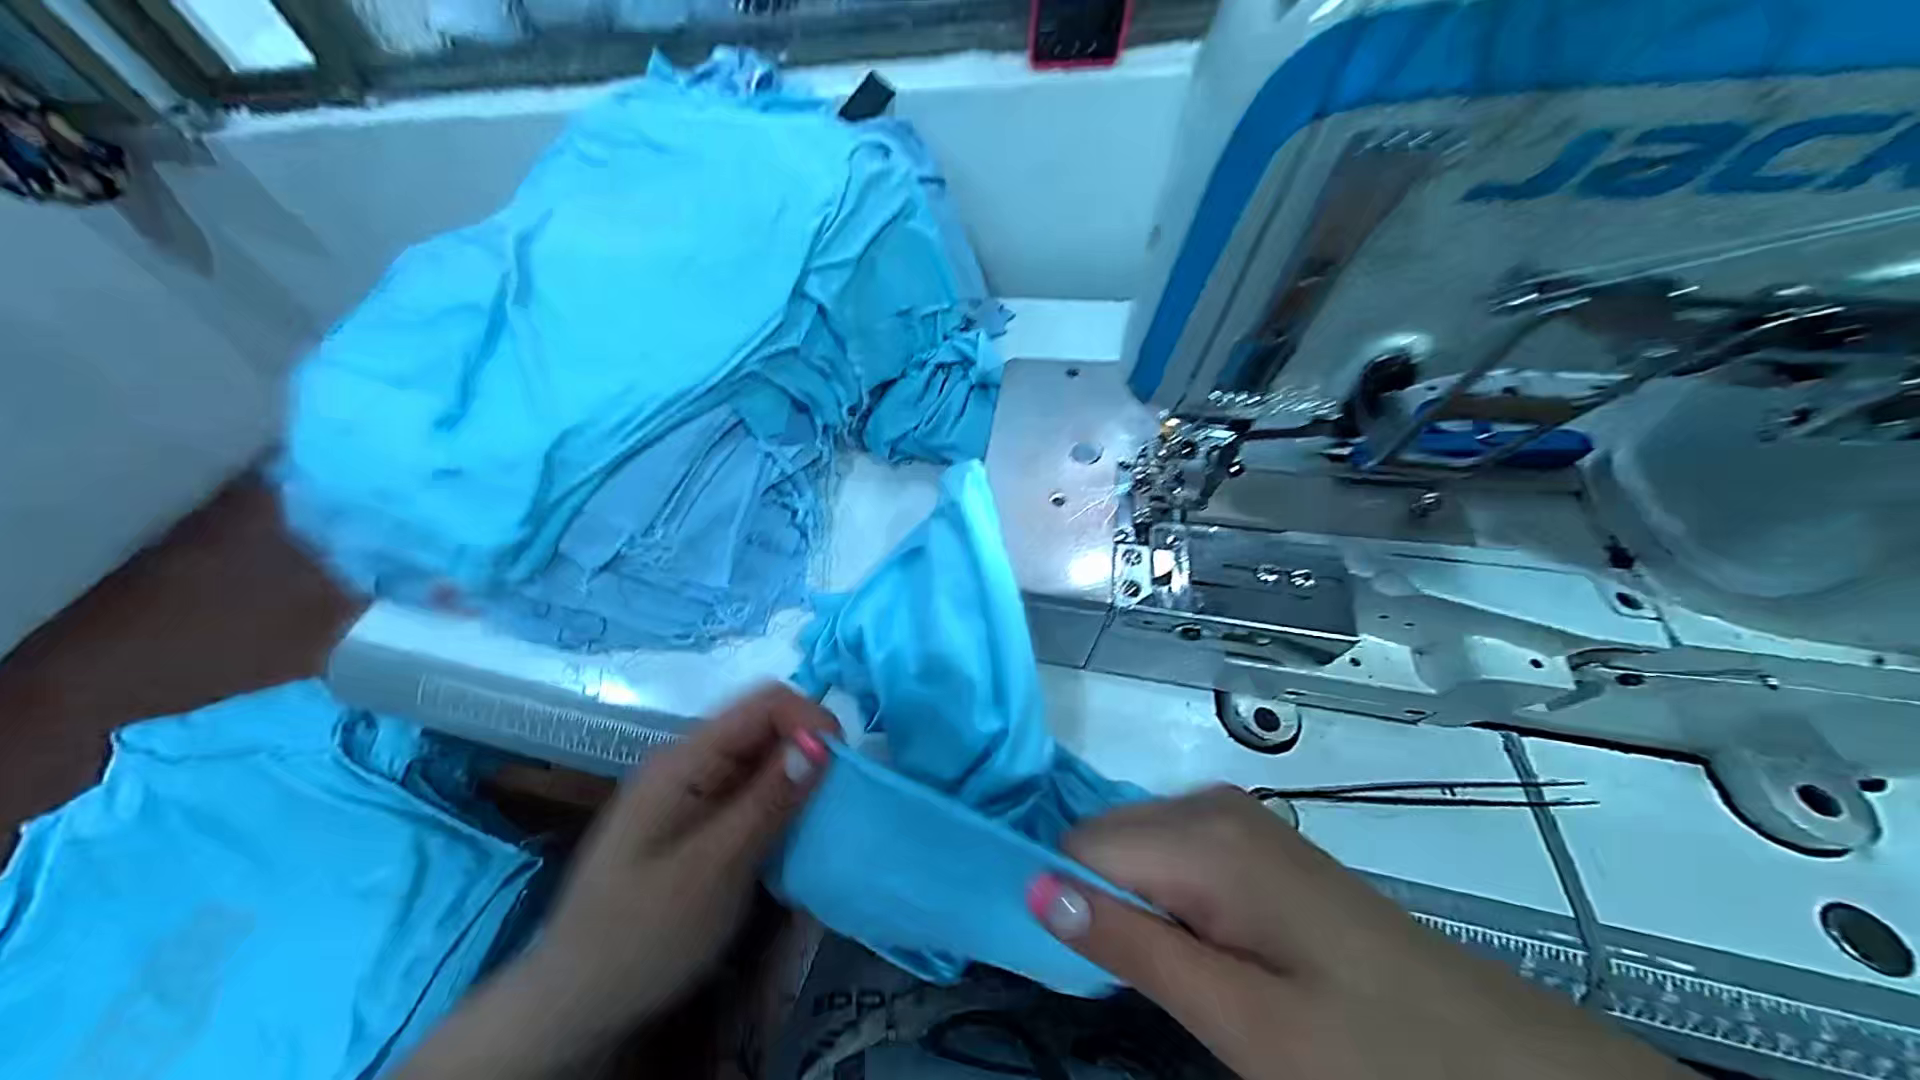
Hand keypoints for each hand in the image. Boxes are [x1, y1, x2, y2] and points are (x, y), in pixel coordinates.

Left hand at [527, 683, 836, 1029]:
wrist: (575, 1004)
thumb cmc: (641, 935)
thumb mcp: (714, 868)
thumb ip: (769, 800)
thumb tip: (823, 739)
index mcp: (685, 760)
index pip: (765, 703)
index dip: (812, 721)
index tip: (843, 770)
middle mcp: (690, 762)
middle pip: (767, 725)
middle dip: (811, 750)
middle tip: (836, 801)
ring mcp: (693, 790)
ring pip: (764, 757)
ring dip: (800, 779)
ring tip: (820, 820)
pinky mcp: (700, 818)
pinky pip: (753, 789)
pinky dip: (783, 802)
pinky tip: (792, 836)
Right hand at [1028, 787, 1692, 1079]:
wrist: (1497, 1058)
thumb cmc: (1367, 1048)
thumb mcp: (1240, 1019)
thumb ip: (1129, 944)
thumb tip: (1031, 887)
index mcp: (1202, 834)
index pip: (1077, 845)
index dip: (1058, 899)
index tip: (1064, 964)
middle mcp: (1210, 802)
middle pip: (1103, 838)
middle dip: (1092, 899)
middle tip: (1123, 980)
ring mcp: (1234, 815)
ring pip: (1132, 845)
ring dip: (1126, 902)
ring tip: (1165, 971)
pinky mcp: (1251, 839)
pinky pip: (1169, 852)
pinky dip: (1159, 895)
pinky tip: (1192, 944)